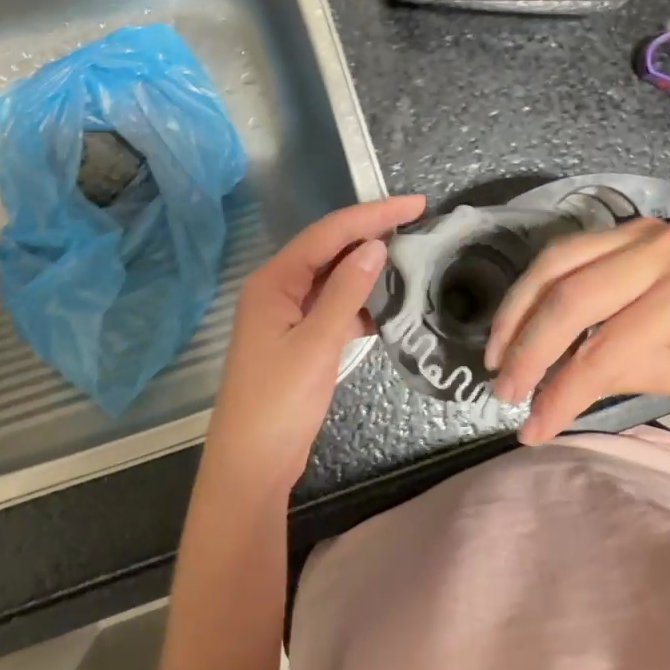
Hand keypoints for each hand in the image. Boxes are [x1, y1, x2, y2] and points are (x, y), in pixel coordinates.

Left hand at [204, 194, 427, 490]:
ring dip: (367, 269)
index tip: (416, 204)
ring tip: (411, 260)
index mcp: (273, 282)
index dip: (373, 214)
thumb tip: (375, 246)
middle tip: (418, 226)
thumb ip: (346, 293)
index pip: (328, 233)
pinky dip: (359, 303)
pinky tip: (388, 308)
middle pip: (328, 249)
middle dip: (371, 234)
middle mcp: (276, 290)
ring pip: (332, 278)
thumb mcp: (316, 344)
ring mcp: (285, 316)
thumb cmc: (278, 403)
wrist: (251, 465)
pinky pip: (332, 307)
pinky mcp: (297, 340)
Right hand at [483, 218, 669, 444]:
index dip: (562, 391)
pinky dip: (532, 288)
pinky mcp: (621, 226)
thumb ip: (610, 377)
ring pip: (554, 264)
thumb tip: (545, 400)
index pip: (607, 350)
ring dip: (516, 311)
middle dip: (528, 349)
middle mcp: (661, 252)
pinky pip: (562, 252)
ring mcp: (638, 230)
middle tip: (502, 388)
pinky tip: (518, 319)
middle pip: (572, 299)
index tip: (532, 427)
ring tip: (496, 352)